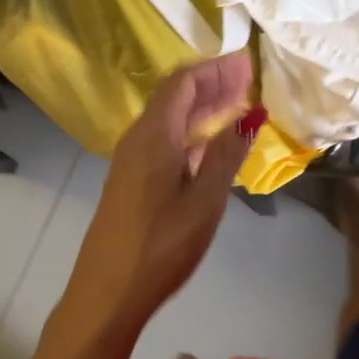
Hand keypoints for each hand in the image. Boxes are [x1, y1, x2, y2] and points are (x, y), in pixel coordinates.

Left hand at [67, 51, 260, 319]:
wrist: (106, 294)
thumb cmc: (160, 245)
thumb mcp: (204, 200)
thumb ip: (227, 154)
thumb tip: (252, 113)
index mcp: (154, 133)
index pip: (184, 81)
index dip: (216, 69)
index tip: (248, 64)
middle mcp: (140, 137)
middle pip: (176, 95)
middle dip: (212, 82)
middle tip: (248, 78)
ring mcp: (133, 159)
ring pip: (171, 117)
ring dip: (203, 107)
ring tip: (238, 104)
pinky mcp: (132, 180)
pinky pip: (165, 138)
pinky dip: (192, 130)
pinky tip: (212, 143)